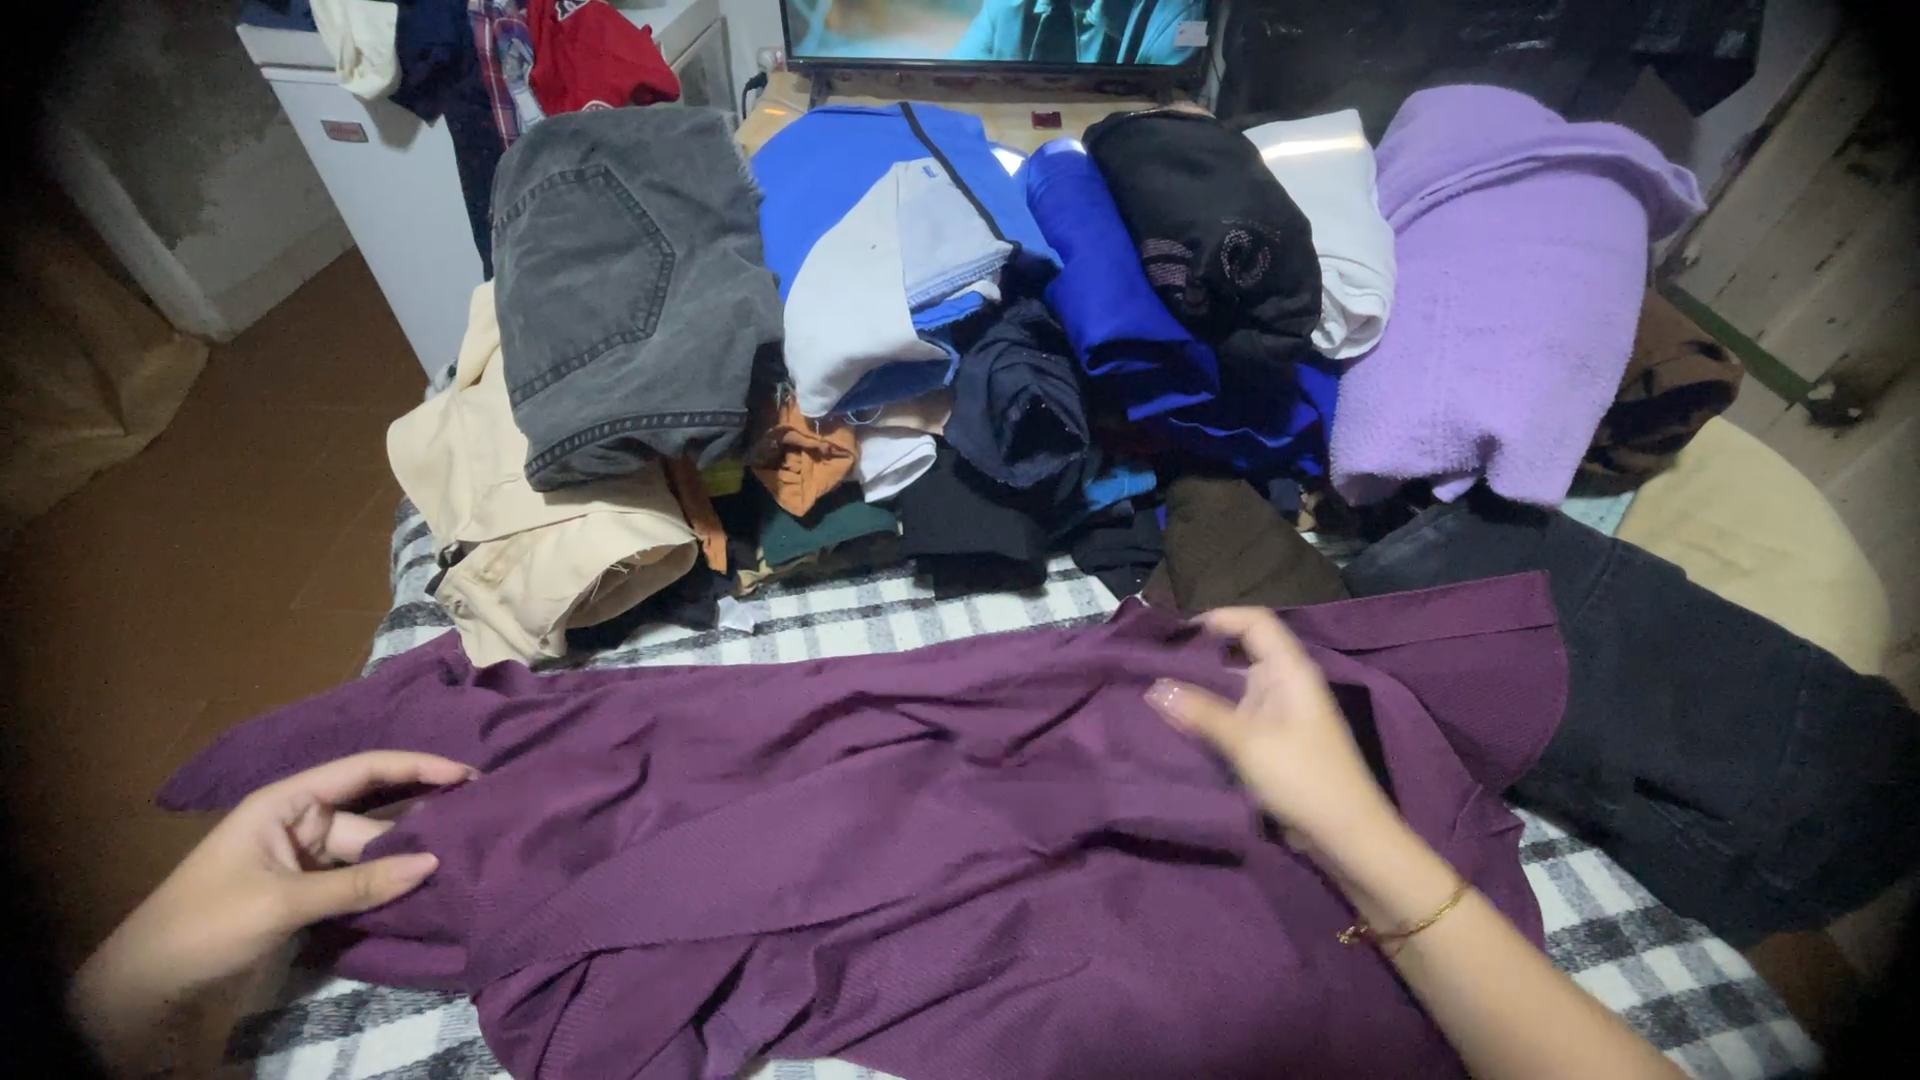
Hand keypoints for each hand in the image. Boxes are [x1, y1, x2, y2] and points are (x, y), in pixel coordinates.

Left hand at [71, 752, 475, 1067]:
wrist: (137, 997)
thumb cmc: (202, 927)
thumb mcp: (282, 903)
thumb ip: (361, 883)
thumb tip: (435, 863)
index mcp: (289, 802)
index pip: (366, 770)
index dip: (417, 767)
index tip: (466, 774)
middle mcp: (303, 821)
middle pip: (377, 812)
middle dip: (420, 818)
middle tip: (476, 820)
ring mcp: (307, 857)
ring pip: (374, 847)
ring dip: (407, 855)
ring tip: (460, 855)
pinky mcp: (311, 890)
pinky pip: (363, 876)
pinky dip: (390, 880)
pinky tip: (425, 883)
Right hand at [1146, 608, 1398, 854]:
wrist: (1348, 837)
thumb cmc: (1305, 778)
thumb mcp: (1248, 742)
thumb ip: (1200, 712)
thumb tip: (1153, 688)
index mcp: (1290, 672)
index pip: (1256, 623)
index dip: (1220, 617)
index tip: (1179, 632)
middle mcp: (1284, 685)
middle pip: (1239, 653)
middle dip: (1199, 657)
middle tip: (1155, 662)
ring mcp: (1278, 714)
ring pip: (1233, 688)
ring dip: (1200, 689)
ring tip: (1157, 691)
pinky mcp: (1271, 741)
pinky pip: (1234, 716)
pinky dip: (1208, 716)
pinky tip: (1178, 723)